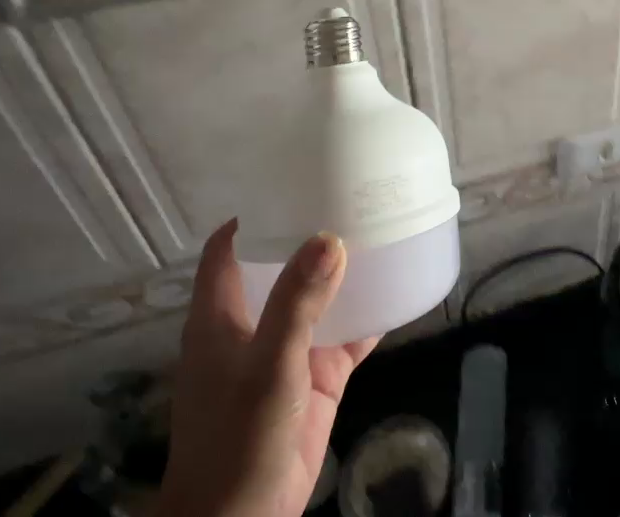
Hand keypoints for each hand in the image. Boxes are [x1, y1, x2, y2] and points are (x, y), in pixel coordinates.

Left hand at [156, 219, 379, 516]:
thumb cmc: (237, 436)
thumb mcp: (268, 365)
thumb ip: (298, 303)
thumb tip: (330, 237)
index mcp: (221, 317)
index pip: (226, 250)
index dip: (251, 217)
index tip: (291, 183)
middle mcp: (252, 326)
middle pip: (279, 267)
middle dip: (310, 236)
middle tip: (353, 198)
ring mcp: (287, 353)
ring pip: (318, 298)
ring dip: (344, 273)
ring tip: (382, 232)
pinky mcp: (316, 379)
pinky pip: (347, 335)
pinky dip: (370, 315)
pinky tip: (399, 291)